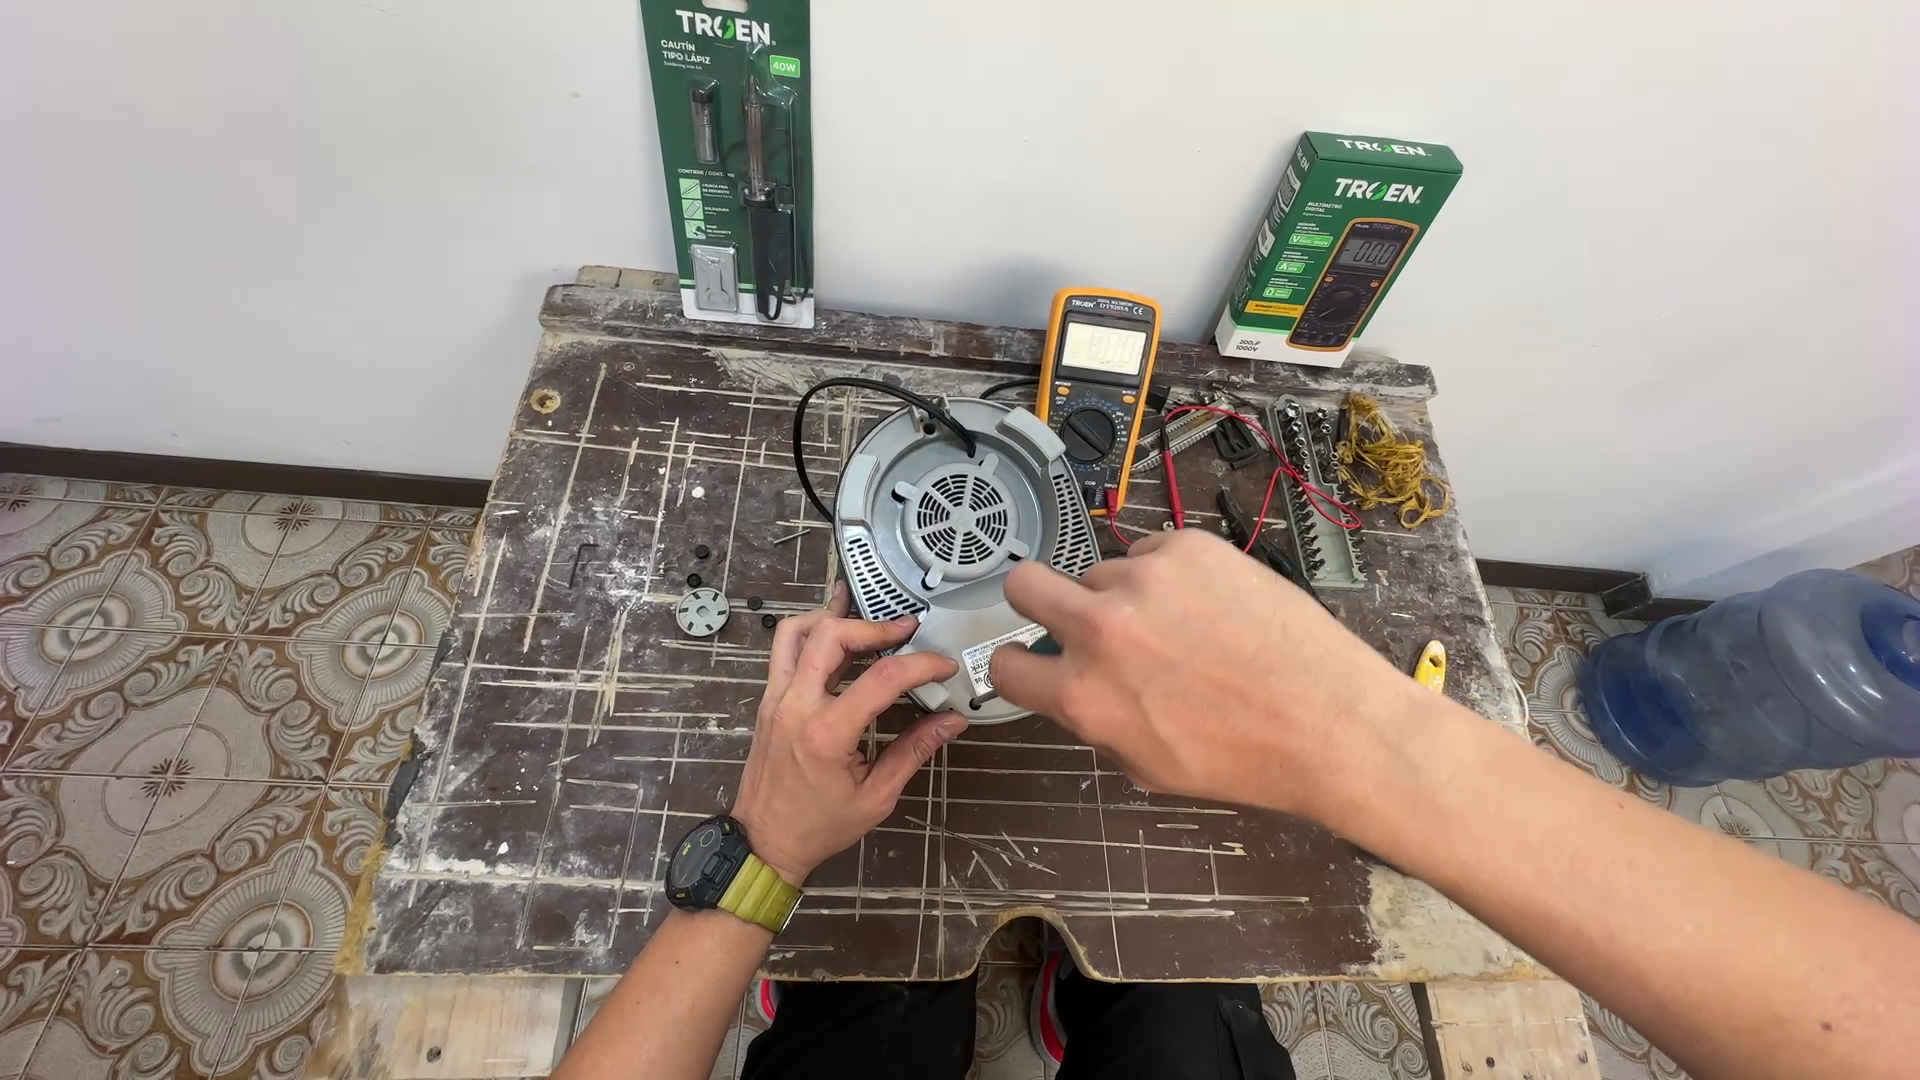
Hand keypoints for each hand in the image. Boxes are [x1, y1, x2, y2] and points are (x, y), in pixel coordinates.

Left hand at [731, 583, 968, 884]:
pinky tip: (838, 641)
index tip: (944, 666)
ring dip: (834, 620)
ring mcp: (776, 698)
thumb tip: (952, 721)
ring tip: (867, 627)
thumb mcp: (876, 797)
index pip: (881, 678)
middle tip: (906, 631)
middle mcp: (796, 705)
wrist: (762, 843)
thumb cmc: (820, 826)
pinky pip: (785, 650)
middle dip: (874, 626)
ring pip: (796, 631)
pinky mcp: (768, 699)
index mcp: (827, 733)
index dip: (920, 665)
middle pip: (831, 635)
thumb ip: (914, 751)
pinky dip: (812, 634)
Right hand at [987, 529, 1426, 822]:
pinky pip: (1151, 551)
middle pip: (1022, 583)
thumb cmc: (1241, 760)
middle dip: (1034, 599)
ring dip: (1122, 595)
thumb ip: (1092, 719)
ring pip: (1101, 571)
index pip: (1003, 664)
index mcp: (1082, 694)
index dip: (1015, 666)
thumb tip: (1073, 685)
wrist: (1333, 721)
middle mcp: (1100, 628)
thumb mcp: (1145, 765)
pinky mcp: (1188, 545)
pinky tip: (1208, 603)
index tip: (1032, 663)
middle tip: (1069, 614)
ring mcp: (1143, 577)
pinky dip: (1167, 574)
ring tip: (1179, 623)